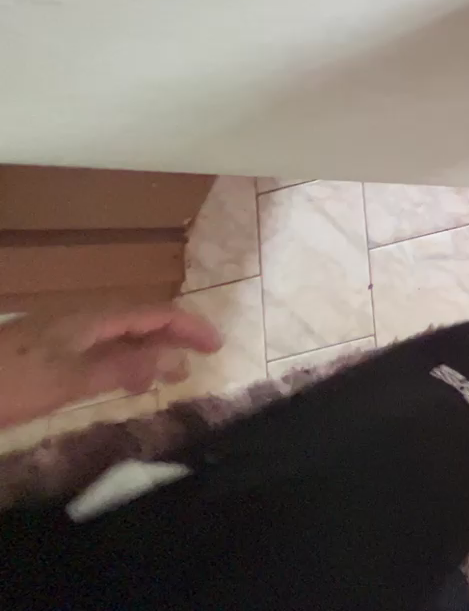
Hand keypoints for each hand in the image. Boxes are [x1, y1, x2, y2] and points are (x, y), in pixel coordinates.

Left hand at [0, 304, 222, 425]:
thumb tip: (179, 358)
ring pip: (117, 337)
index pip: (160, 314)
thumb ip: (127, 367)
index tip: (216, 348)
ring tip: (155, 382)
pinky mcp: (39, 352)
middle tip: (193, 365)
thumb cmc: (8, 385)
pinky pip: (95, 349)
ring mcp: (57, 335)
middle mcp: (81, 320)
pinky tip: (112, 382)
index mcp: (93, 319)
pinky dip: (117, 362)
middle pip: (141, 322)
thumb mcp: (70, 381)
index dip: (193, 328)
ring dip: (144, 354)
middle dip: (172, 341)